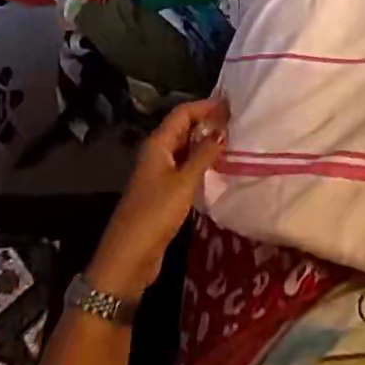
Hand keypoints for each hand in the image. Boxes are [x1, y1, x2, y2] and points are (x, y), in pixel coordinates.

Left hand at [86, 95, 228, 298]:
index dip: (205, 105)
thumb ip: (204, 154)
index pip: (182, 113)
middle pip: (183, 127)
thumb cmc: (155, 214)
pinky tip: (219, 165)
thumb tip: (223, 130)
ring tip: (233, 139)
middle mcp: (157, 154)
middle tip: (237, 120)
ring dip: (206, 142)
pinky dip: (201, 161)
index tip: (232, 104)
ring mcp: (159, 173)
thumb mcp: (184, 182)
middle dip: (207, 121)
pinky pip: (185, 166)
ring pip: (185, 147)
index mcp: (157, 145)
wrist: (128, 260)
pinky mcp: (163, 191)